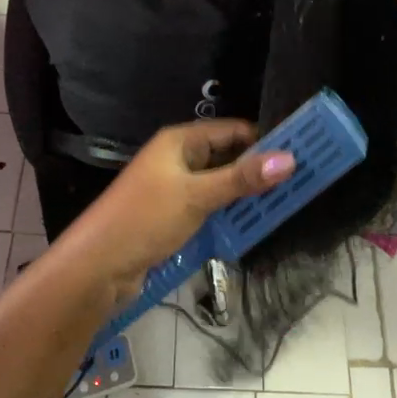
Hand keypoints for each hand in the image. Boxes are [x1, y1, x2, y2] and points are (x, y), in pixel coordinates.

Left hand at [58, 120, 294, 301]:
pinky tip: (251, 225)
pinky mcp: (172, 217)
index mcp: (180, 141)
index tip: (298, 150)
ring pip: (219, 185)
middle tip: (298, 180)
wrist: (98, 267)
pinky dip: (228, 214)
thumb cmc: (145, 219)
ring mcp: (174, 189)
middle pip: (226, 157)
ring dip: (244, 195)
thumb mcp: (198, 196)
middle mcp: (177, 159)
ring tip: (284, 203)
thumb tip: (289, 158)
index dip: (262, 139)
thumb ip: (242, 179)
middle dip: (258, 169)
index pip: (230, 130)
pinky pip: (209, 208)